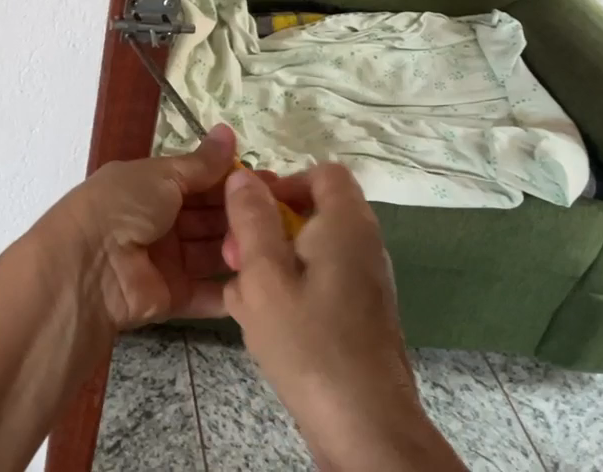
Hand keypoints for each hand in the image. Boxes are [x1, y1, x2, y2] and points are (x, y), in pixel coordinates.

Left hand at [41, 125, 263, 329]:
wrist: (88, 266)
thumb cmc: (122, 207)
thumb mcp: (160, 175)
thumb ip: (200, 163)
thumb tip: (228, 132)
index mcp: (149, 185)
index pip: (199, 180)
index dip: (233, 181)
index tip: (272, 182)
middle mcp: (158, 220)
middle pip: (208, 216)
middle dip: (241, 214)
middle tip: (287, 214)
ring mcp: (165, 260)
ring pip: (212, 252)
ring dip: (240, 248)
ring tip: (280, 244)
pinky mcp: (172, 297)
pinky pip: (208, 293)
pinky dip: (232, 289)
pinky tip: (267, 280)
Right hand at [222, 165, 464, 470]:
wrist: (365, 429)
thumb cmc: (309, 343)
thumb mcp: (264, 274)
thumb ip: (252, 219)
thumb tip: (244, 175)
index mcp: (347, 226)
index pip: (324, 174)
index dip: (284, 181)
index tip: (251, 211)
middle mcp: (362, 248)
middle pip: (311, 214)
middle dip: (266, 231)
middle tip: (237, 260)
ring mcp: (363, 286)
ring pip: (307, 254)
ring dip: (270, 268)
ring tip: (244, 300)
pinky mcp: (357, 318)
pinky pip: (316, 287)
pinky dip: (287, 295)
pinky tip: (262, 326)